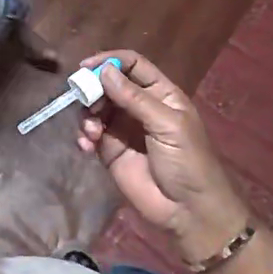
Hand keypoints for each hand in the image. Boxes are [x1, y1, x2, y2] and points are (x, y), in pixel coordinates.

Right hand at [76, 50, 250, 264]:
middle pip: (108, 84)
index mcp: (160, 94)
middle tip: (83, 99)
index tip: (86, 66)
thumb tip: (104, 71)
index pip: (132, 65)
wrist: (189, 212)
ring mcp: (122, 128)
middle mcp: (139, 106)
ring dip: (87, 114)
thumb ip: (134, 98)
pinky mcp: (109, 150)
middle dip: (92, 89)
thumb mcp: (166, 125)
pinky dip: (83, 135)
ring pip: (95, 107)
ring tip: (91, 132)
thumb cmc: (188, 162)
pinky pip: (90, 134)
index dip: (110, 61)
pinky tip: (86, 146)